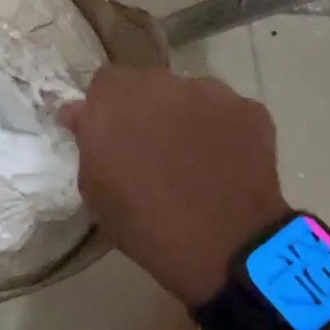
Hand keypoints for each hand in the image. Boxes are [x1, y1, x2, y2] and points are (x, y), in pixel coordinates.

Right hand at [59, 67, 289, 306]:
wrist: (225, 246)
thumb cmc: (143, 224)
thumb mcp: (94, 189)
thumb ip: (87, 142)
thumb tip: (81, 114)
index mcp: (112, 102)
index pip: (103, 83)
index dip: (106, 107)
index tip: (110, 134)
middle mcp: (159, 85)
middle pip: (147, 84)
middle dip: (145, 107)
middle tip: (150, 146)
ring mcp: (209, 92)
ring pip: (188, 94)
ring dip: (184, 115)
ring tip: (192, 155)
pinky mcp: (248, 108)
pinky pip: (226, 111)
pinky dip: (222, 129)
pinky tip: (224, 161)